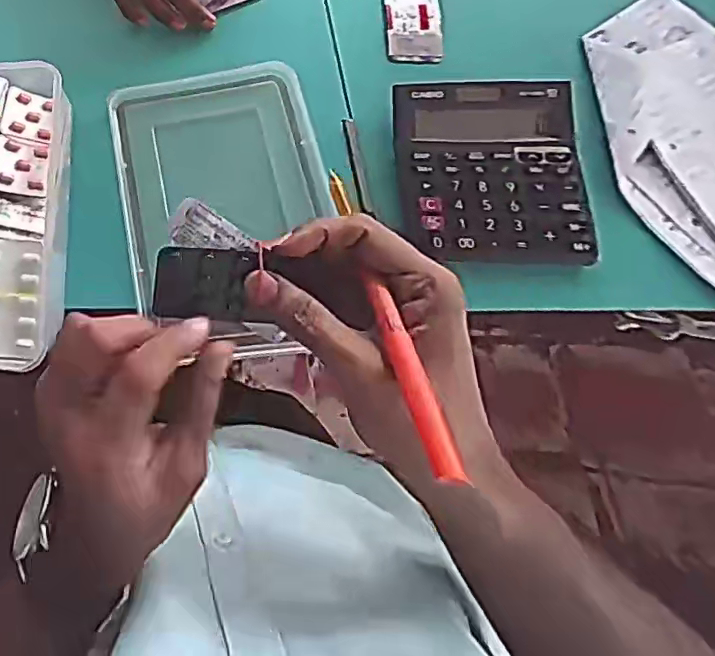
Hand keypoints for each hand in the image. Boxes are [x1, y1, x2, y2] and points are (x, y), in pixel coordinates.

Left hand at [35, 314, 232, 604]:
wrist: (91, 531)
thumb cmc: (144, 507)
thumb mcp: (187, 465)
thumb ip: (202, 400)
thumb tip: (218, 348)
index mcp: (107, 444)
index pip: (135, 375)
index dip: (172, 343)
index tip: (201, 330)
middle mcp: (67, 413)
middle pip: (94, 338)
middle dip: (141, 328)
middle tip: (170, 342)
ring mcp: (50, 397)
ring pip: (79, 329)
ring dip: (121, 328)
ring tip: (149, 349)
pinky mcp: (45, 386)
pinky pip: (71, 338)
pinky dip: (104, 336)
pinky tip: (125, 357)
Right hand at [246, 215, 503, 486]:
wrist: (453, 481)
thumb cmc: (423, 428)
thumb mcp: (359, 368)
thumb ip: (309, 320)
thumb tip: (261, 283)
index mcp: (426, 283)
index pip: (363, 233)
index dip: (314, 235)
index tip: (275, 253)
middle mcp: (412, 283)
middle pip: (348, 248)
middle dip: (301, 257)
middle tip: (260, 271)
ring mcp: (396, 303)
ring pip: (338, 272)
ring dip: (300, 278)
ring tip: (263, 288)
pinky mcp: (380, 323)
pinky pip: (338, 297)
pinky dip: (309, 300)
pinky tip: (282, 305)